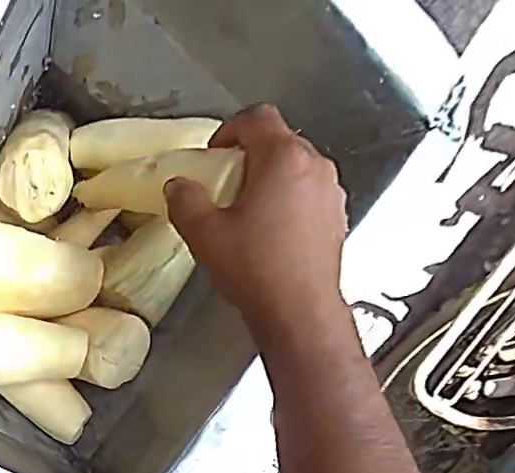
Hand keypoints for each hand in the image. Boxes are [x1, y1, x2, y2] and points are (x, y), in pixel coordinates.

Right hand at [164, 104, 348, 343]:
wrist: (299, 311)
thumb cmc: (255, 270)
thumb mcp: (205, 235)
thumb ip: (186, 202)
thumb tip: (178, 186)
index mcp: (282, 157)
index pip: (256, 118)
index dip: (229, 130)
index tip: (214, 155)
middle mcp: (314, 166)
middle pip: (278, 143)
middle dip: (249, 160)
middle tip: (225, 188)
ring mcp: (330, 193)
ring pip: (296, 171)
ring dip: (270, 183)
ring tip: (247, 217)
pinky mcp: (337, 219)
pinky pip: (308, 198)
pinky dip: (288, 205)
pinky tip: (270, 237)